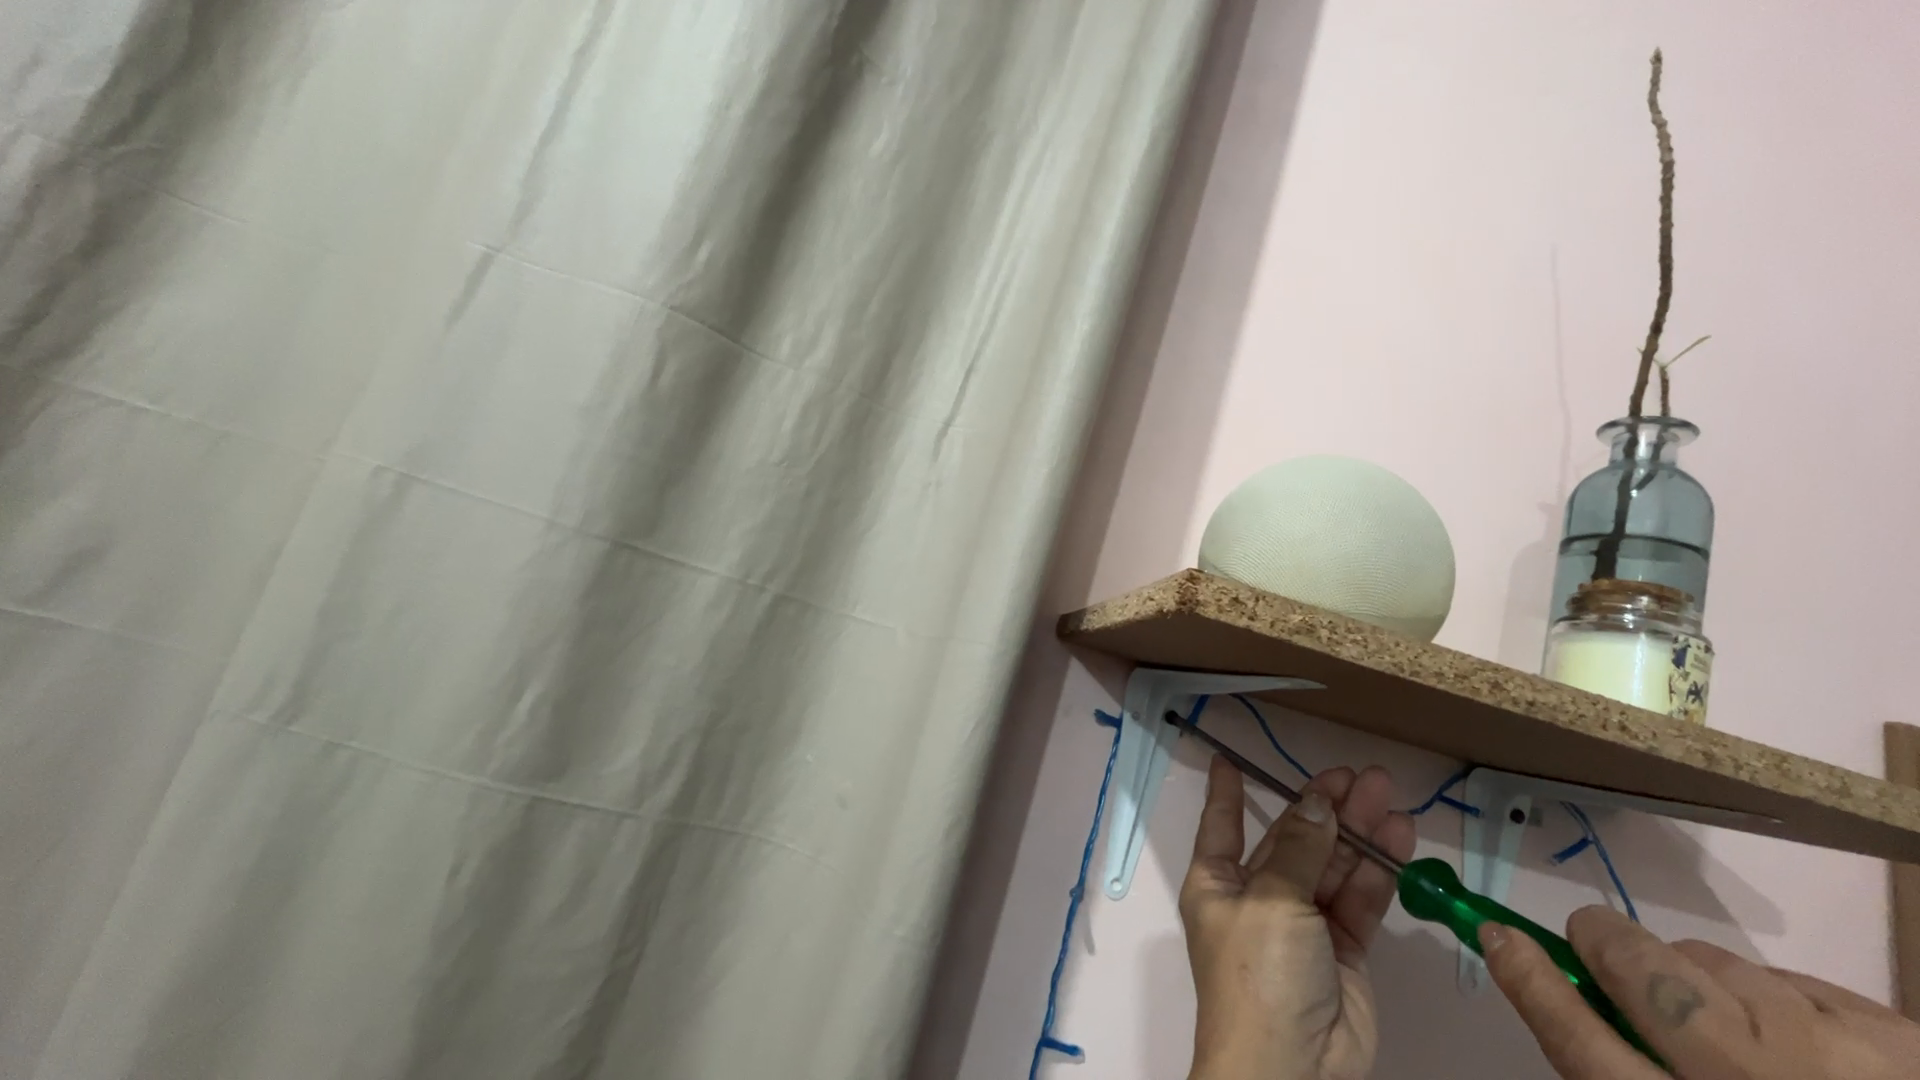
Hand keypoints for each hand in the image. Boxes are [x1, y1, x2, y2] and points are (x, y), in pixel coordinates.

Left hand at [1181, 756, 1415, 1079]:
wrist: (1291, 1068)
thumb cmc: (1259, 971)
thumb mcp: (1271, 900)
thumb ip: (1299, 849)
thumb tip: (1316, 802)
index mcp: (1217, 882)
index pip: (1221, 825)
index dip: (1227, 793)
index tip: (1226, 759)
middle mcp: (1257, 897)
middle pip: (1291, 840)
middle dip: (1323, 806)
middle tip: (1358, 772)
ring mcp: (1302, 924)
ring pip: (1331, 865)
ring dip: (1358, 830)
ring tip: (1385, 791)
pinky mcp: (1343, 950)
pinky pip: (1359, 899)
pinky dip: (1378, 869)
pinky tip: (1397, 836)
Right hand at [1481, 905, 1919, 1078]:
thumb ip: (1621, 1066)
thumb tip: (1563, 986)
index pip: (1577, 1037)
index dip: (1531, 978)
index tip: (1499, 934)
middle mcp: (1746, 1076)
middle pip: (1635, 967)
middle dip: (1610, 949)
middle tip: (1610, 962)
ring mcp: (1832, 1050)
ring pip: (1712, 960)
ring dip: (1705, 982)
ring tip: (1742, 1034)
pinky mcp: (1900, 1034)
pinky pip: (1797, 980)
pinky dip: (1785, 1002)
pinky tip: (1814, 1050)